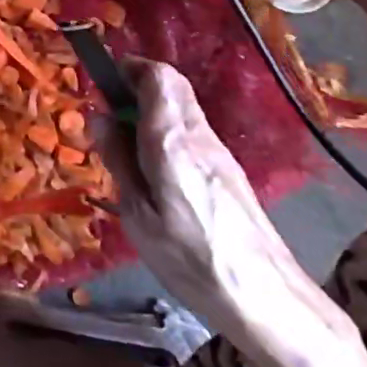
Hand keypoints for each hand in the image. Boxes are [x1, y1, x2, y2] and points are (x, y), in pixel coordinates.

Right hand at [105, 61, 347, 352]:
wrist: (266, 298)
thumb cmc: (189, 258)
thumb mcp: (136, 213)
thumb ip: (118, 160)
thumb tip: (100, 117)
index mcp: (170, 141)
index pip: (157, 77)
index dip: (129, 67)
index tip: (102, 79)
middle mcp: (199, 136)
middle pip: (173, 85)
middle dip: (138, 83)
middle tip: (108, 109)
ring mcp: (219, 152)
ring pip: (184, 107)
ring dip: (151, 108)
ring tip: (124, 143)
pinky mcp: (229, 171)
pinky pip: (192, 131)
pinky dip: (166, 129)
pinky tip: (152, 167)